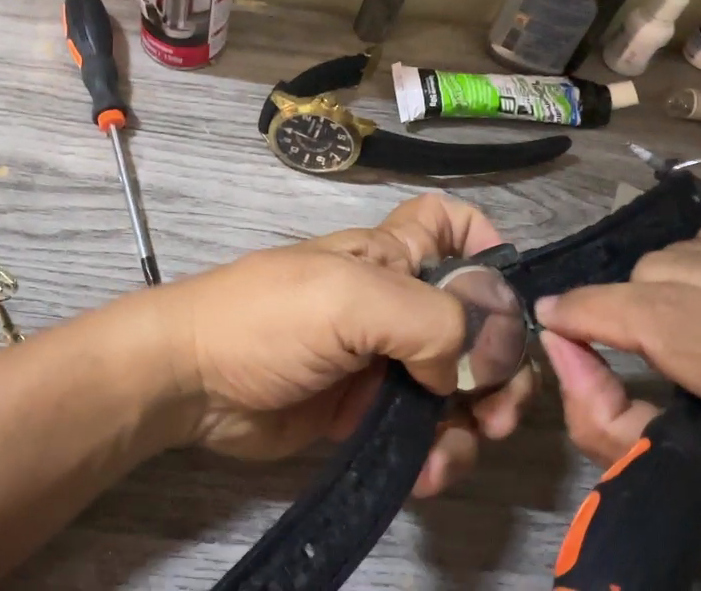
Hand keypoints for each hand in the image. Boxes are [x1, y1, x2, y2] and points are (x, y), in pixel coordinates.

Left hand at [150, 193, 539, 496]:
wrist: (191, 383)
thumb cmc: (266, 319)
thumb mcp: (350, 299)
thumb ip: (431, 319)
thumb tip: (482, 360)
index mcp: (391, 256)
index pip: (452, 226)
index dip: (489, 248)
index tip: (509, 303)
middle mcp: (394, 303)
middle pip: (476, 323)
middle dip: (500, 365)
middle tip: (497, 410)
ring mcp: (382, 361)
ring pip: (458, 385)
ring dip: (472, 422)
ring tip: (452, 450)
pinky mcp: (366, 413)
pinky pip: (424, 432)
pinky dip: (437, 454)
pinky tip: (425, 473)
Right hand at [535, 222, 700, 587]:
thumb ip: (611, 424)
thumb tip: (556, 341)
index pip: (660, 316)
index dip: (588, 312)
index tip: (550, 321)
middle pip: (666, 269)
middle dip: (631, 307)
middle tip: (647, 357)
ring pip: (692, 244)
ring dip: (671, 286)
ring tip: (698, 338)